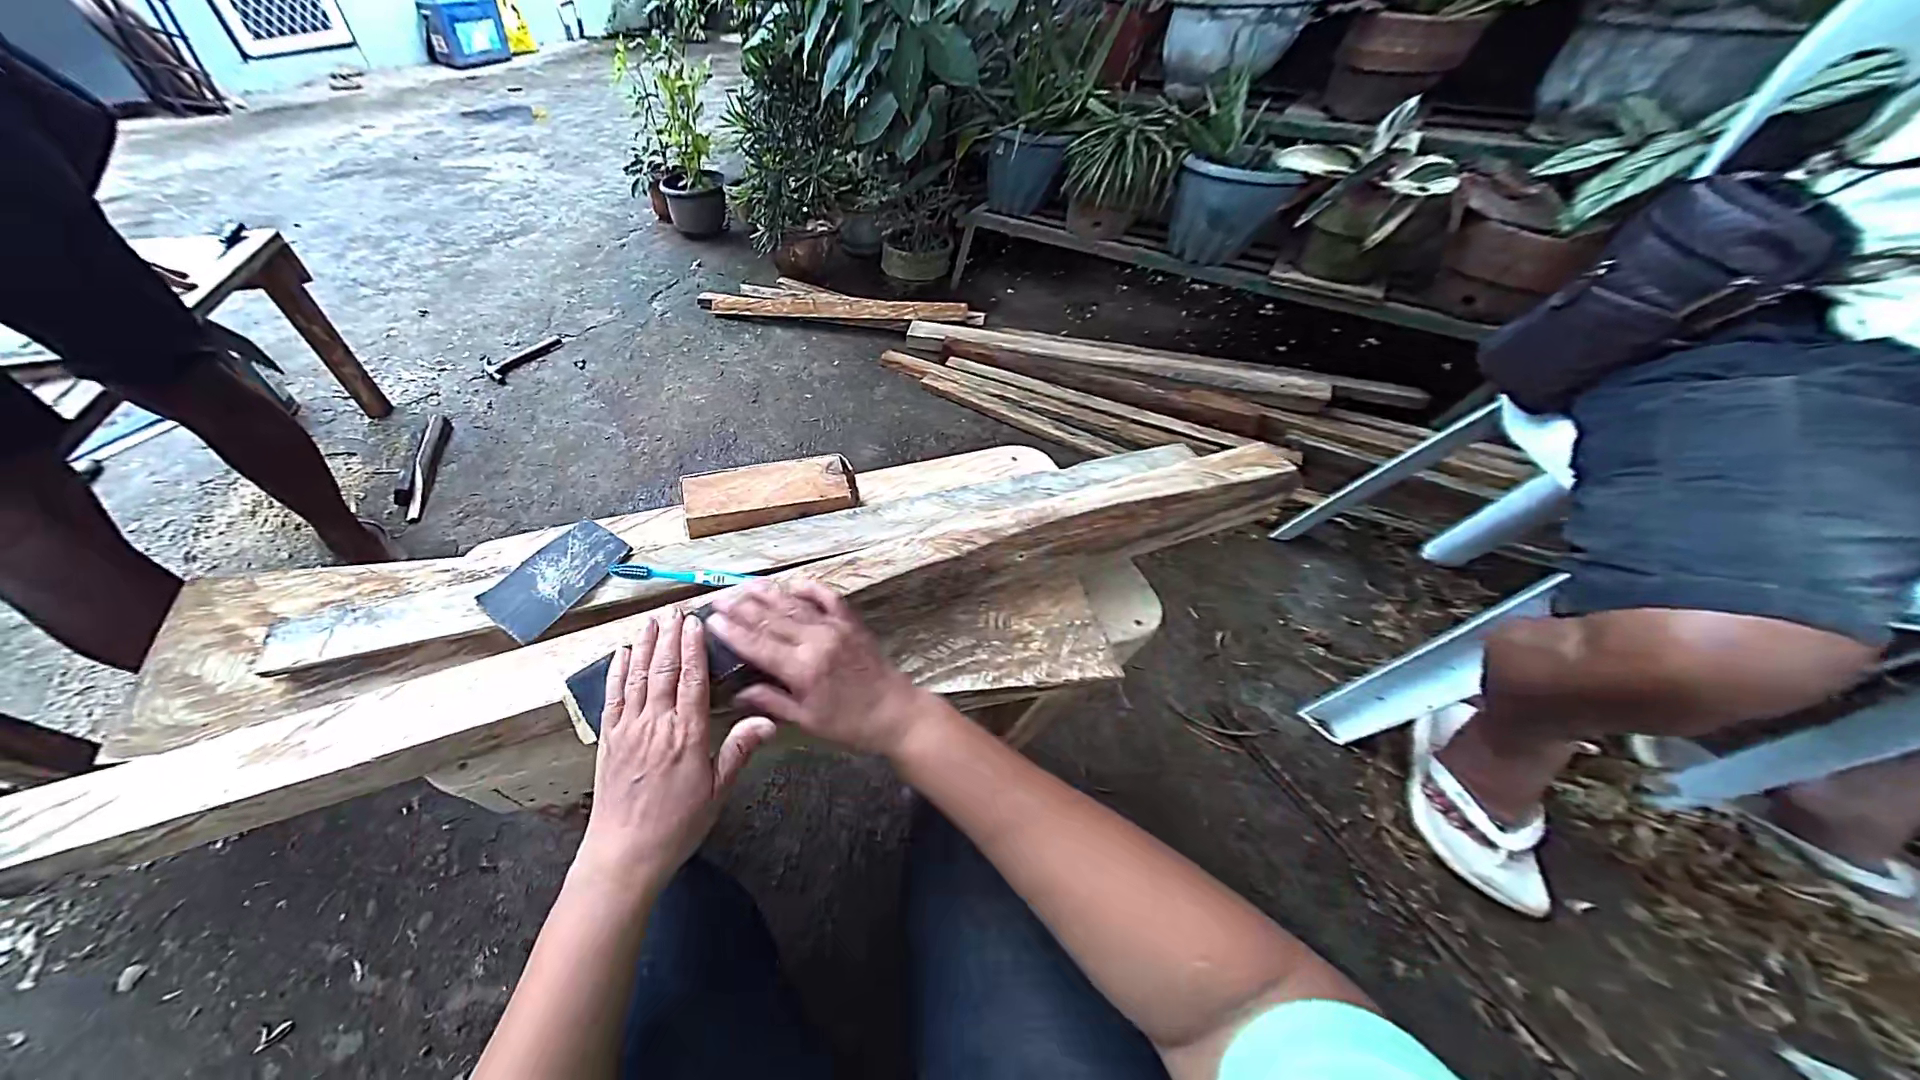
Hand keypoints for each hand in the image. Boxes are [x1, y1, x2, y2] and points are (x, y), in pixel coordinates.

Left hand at [576, 612, 776, 889]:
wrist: (624, 855)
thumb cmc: (676, 825)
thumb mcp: (717, 791)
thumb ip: (739, 751)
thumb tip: (768, 721)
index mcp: (687, 735)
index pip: (692, 679)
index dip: (694, 647)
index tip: (696, 623)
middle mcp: (657, 726)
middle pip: (664, 670)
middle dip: (670, 637)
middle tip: (676, 611)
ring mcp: (629, 731)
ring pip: (638, 677)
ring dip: (646, 646)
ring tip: (653, 621)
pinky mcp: (609, 740)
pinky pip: (613, 697)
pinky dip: (618, 672)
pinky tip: (622, 654)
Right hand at [707, 580, 933, 757]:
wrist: (896, 712)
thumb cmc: (850, 723)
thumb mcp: (807, 720)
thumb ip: (772, 701)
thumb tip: (738, 693)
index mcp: (802, 668)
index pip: (758, 644)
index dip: (732, 632)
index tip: (711, 620)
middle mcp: (816, 641)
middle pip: (771, 619)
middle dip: (742, 608)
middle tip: (719, 599)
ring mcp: (835, 628)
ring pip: (794, 605)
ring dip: (768, 595)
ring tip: (745, 586)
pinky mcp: (851, 622)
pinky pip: (827, 598)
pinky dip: (809, 589)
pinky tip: (792, 583)